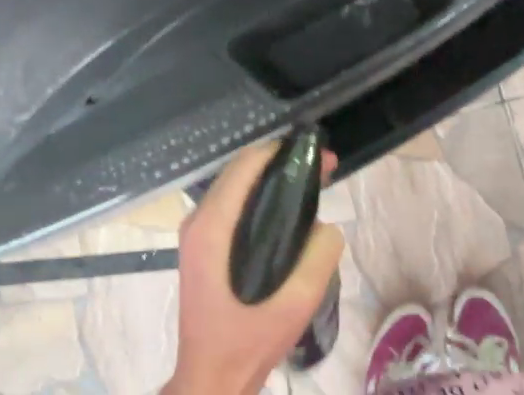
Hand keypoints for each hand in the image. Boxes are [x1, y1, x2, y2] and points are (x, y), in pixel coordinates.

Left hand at [165, 142, 344, 394]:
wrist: (211, 381)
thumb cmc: (248, 341)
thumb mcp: (296, 303)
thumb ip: (319, 255)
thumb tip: (326, 226)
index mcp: (212, 227)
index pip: (248, 164)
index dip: (285, 152)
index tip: (320, 159)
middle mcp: (198, 221)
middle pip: (242, 170)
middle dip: (284, 163)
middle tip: (324, 172)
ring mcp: (197, 234)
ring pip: (237, 185)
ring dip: (273, 180)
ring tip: (312, 188)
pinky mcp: (202, 247)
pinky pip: (233, 204)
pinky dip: (261, 198)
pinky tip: (289, 214)